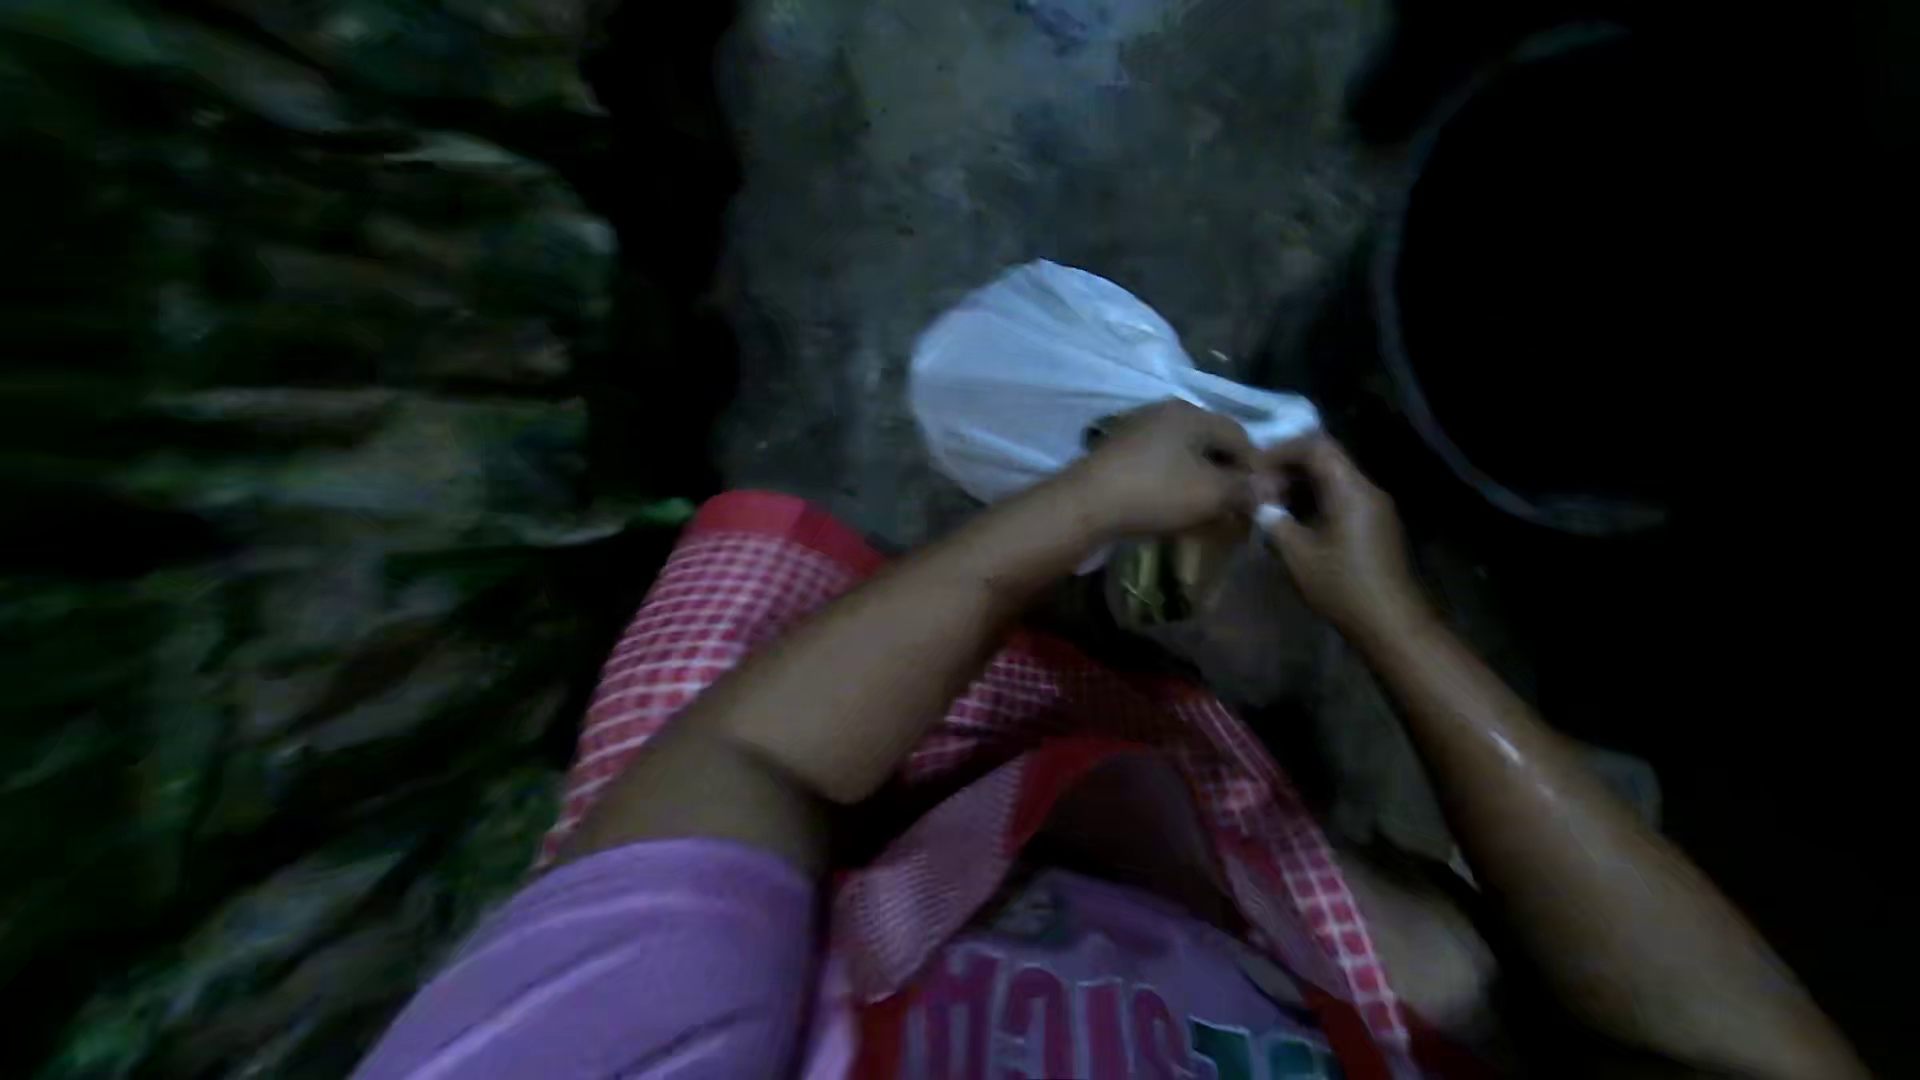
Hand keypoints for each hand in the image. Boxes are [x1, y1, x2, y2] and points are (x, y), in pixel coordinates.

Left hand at [1064, 400, 1255, 536]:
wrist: (1084, 506)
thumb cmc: (1154, 493)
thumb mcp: (1210, 493)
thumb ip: (1244, 488)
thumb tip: (1271, 487)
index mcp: (1190, 413)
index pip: (1240, 435)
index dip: (1255, 468)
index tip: (1258, 500)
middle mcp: (1162, 414)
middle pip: (1209, 445)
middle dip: (1225, 477)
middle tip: (1233, 509)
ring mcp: (1135, 433)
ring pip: (1182, 458)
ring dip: (1198, 484)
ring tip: (1205, 514)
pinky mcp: (1115, 455)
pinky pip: (1156, 468)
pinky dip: (1171, 487)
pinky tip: (1172, 510)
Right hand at [1259, 434, 1429, 642]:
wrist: (1390, 623)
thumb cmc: (1341, 586)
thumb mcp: (1296, 553)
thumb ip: (1272, 518)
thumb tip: (1254, 496)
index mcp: (1351, 492)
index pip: (1316, 447)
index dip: (1281, 451)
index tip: (1253, 469)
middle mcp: (1367, 491)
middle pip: (1326, 459)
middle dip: (1287, 467)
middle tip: (1257, 488)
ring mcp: (1374, 507)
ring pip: (1332, 478)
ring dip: (1298, 484)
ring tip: (1268, 504)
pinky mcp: (1372, 524)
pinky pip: (1339, 496)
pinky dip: (1312, 498)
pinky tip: (1291, 520)